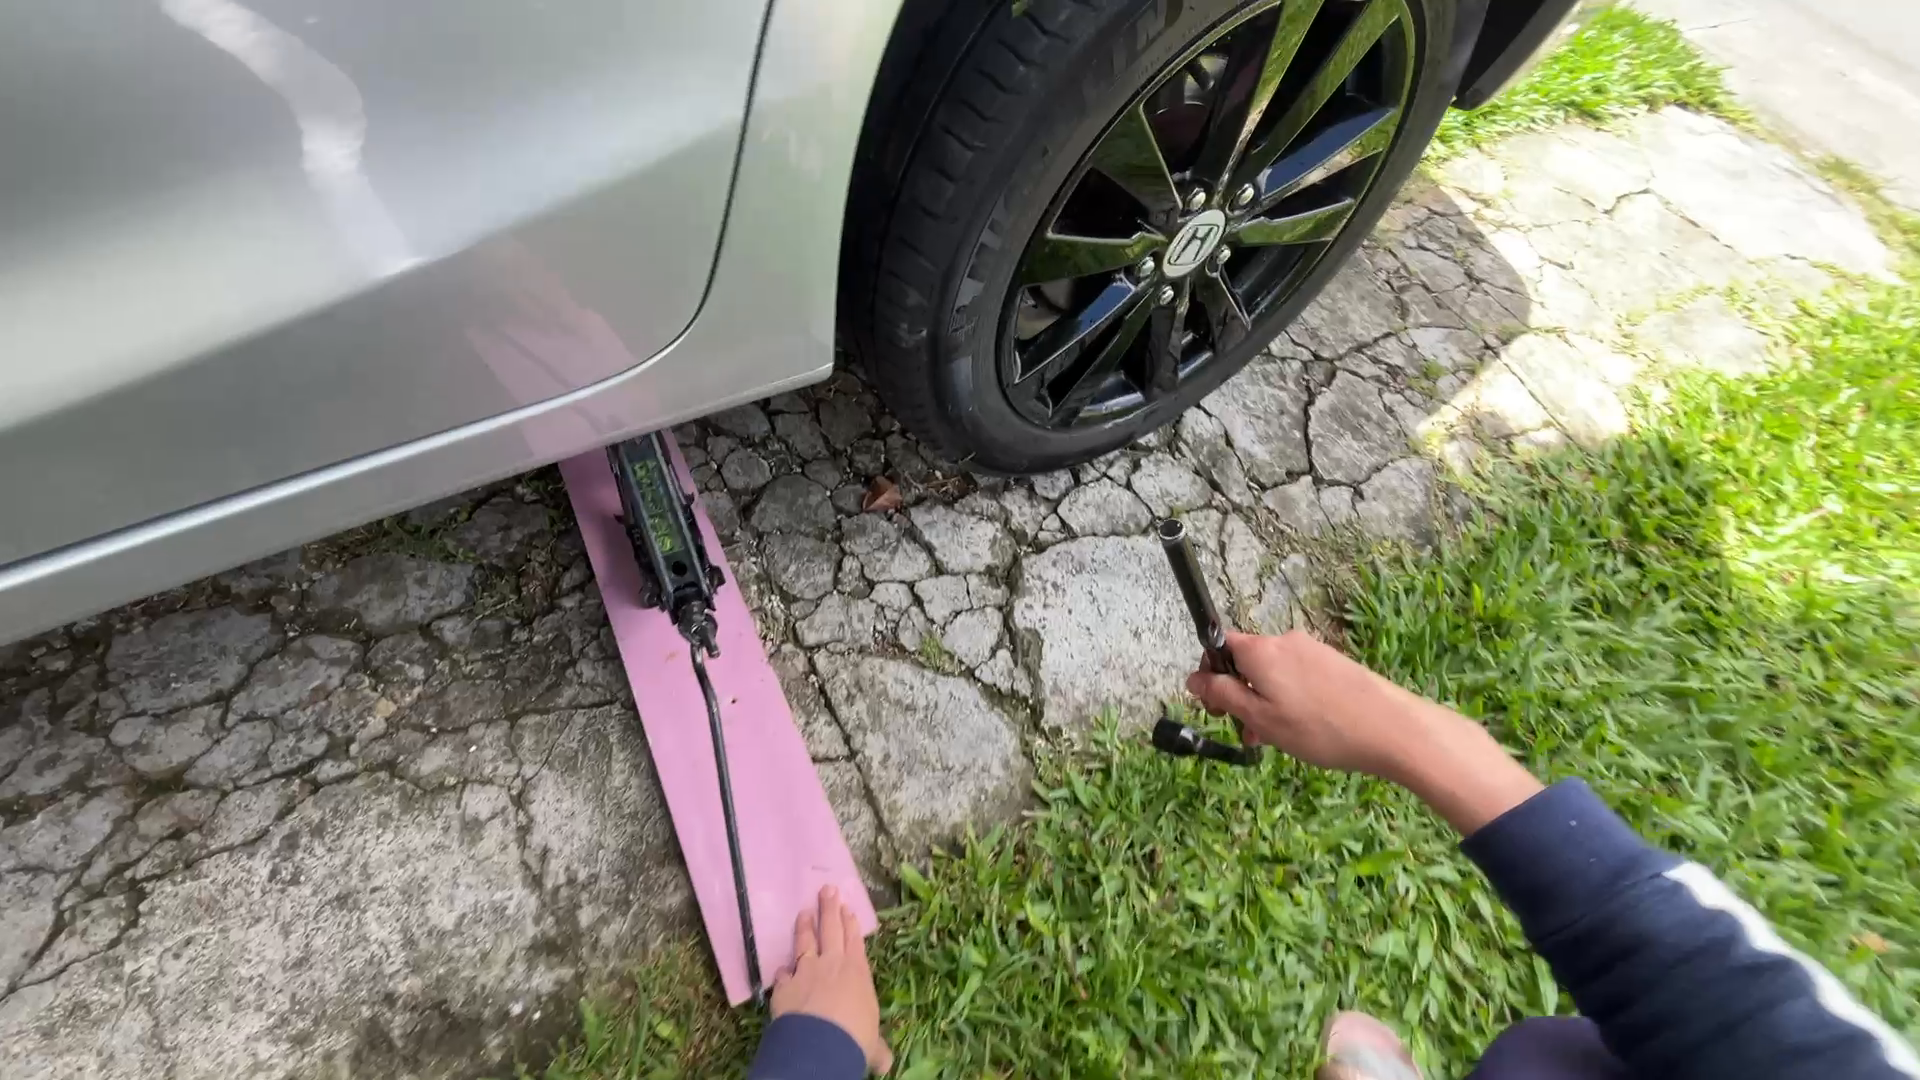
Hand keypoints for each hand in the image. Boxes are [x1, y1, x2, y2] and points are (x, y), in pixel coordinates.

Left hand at [771, 886, 892, 1074]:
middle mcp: (832, 964)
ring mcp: (806, 971)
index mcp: (856, 970)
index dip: (850, 923)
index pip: (854, 939)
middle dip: (829, 907)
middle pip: (831, 929)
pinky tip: (781, 967)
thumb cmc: (855, 1038)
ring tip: (804, 911)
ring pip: (805, 942)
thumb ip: (877, 1048)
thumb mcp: (871, 1045)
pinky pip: (783, 974)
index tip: (847, 907)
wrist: (820, 1045)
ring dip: (805, 926)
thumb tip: (887, 1064)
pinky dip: (782, 970)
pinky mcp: (785, 986)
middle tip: (827, 888)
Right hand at [1185, 630, 1543, 833]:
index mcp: (1260, 650)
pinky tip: (1304, 728)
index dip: (1209, 674)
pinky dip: (1289, 698)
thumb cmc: (1319, 727)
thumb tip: (1193, 679)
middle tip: (1246, 731)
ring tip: (1276, 737)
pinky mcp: (1334, 663)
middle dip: (1239, 693)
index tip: (1215, 707)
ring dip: (1264, 700)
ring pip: (1272, 672)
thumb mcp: (1260, 718)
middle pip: (1245, 660)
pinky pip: (1297, 676)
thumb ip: (1222, 695)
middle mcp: (1283, 641)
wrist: (1393, 729)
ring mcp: (1312, 650)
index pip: (1218, 646)